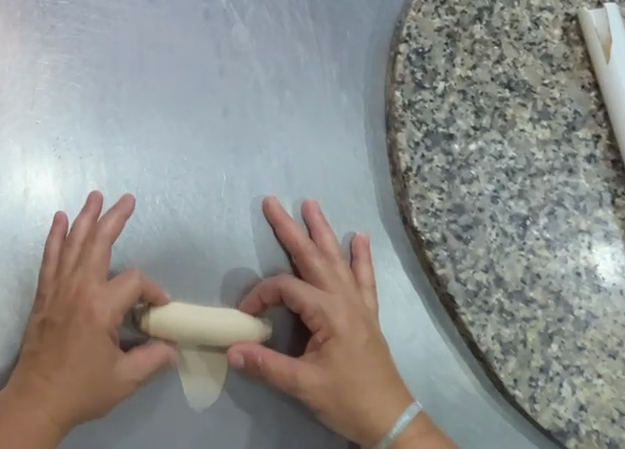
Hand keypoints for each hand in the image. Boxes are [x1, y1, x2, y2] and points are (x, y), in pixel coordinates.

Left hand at [0, 192, 177, 448]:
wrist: (38, 398)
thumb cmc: (82, 389)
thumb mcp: (124, 380)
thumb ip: (152, 360)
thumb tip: (172, 347)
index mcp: (101, 307)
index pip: (134, 282)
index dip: (152, 291)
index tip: (160, 308)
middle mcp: (79, 287)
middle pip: (99, 243)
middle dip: (115, 218)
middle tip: (127, 199)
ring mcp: (58, 286)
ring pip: (73, 242)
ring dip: (85, 217)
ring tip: (95, 195)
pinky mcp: (44, 292)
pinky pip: (50, 255)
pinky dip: (55, 235)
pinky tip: (59, 218)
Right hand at [227, 198, 443, 446]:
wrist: (393, 422)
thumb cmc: (349, 401)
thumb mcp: (304, 386)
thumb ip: (267, 365)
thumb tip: (231, 351)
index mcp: (328, 314)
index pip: (285, 288)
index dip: (260, 296)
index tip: (246, 314)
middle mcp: (344, 301)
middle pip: (311, 257)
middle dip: (290, 228)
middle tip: (272, 202)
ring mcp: (358, 306)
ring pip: (336, 260)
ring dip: (323, 231)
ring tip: (311, 204)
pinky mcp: (367, 315)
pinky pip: (364, 279)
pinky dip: (362, 257)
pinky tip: (360, 238)